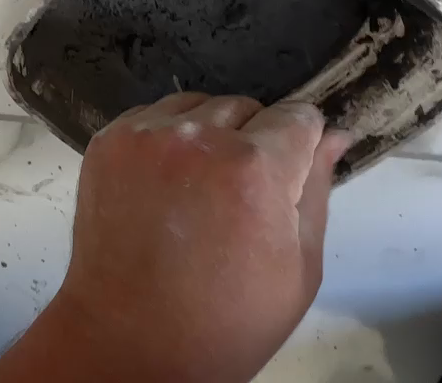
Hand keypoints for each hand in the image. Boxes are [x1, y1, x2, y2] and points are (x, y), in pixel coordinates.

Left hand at [0, 95, 347, 382]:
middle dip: (255, 138)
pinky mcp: (108, 139)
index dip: (304, 137)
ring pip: (195, 105)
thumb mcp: (298, 265)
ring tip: (201, 186)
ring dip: (208, 132)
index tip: (297, 159)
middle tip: (244, 190)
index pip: (296, 117)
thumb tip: (334, 134)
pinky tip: (166, 181)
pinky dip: (165, 137)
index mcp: (253, 168)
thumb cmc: (229, 317)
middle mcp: (195, 136)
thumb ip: (315, 187)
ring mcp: (143, 133)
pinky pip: (151, 115)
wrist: (133, 335)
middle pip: (243, 107)